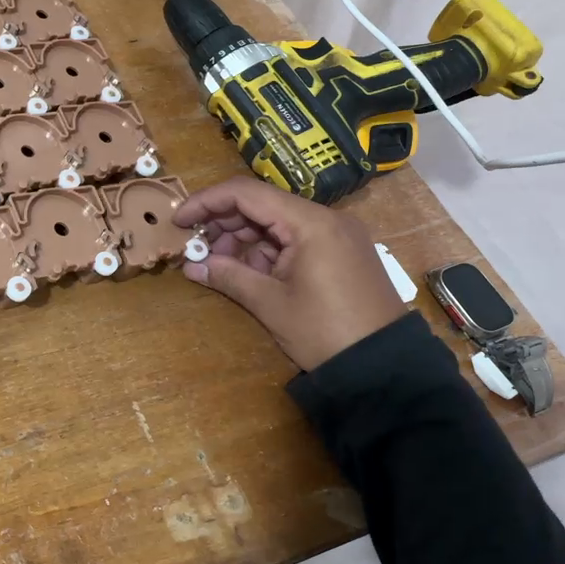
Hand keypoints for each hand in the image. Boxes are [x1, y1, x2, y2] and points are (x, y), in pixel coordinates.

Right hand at [174, 178, 405, 370]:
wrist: (386, 370)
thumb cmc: (325, 331)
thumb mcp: (270, 304)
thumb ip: (228, 276)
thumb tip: (190, 266)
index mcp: (310, 222)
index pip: (245, 193)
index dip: (206, 202)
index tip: (179, 221)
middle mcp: (325, 219)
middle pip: (260, 204)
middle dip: (221, 223)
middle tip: (194, 248)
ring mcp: (335, 235)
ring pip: (275, 222)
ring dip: (241, 238)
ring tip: (217, 265)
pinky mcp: (339, 253)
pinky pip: (292, 239)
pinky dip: (264, 250)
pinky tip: (245, 272)